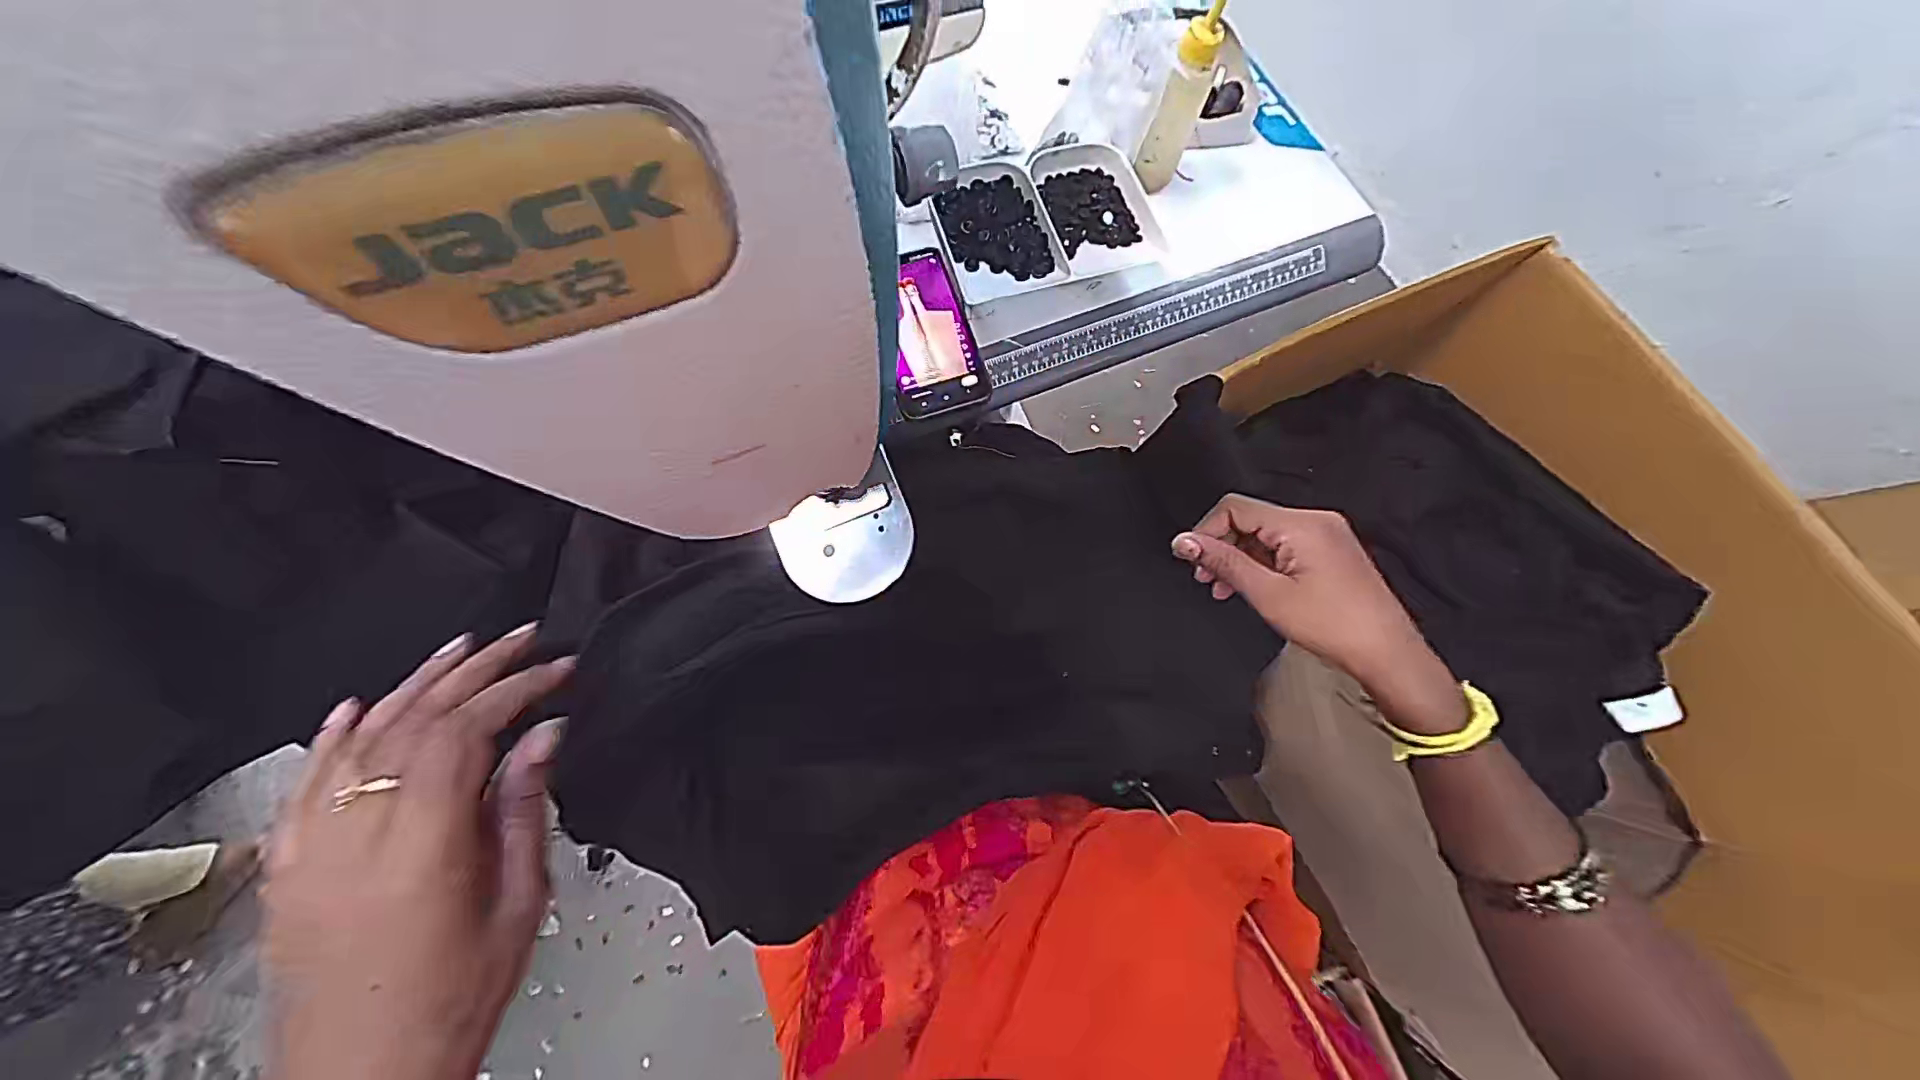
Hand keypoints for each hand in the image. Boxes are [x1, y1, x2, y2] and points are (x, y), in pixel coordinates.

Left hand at [263, 625, 572, 1079]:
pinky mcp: (288, 867)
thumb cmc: (451, 998)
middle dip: (475, 670)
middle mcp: (354, 841)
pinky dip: (333, 734)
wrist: (363, 1073)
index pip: (463, 732)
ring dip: (414, 684)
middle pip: (412, 721)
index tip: (555, 670)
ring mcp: (311, 852)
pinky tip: (355, 705)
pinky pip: (304, 782)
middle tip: (519, 640)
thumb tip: (545, 737)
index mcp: (420, 850)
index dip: (514, 689)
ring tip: (460, 650)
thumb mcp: (519, 899)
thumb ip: (525, 807)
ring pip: (359, 738)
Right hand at [1172, 494, 1464, 732]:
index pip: (1235, 507)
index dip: (1205, 531)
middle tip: (1205, 576)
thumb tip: (1186, 542)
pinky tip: (1248, 585)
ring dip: (1237, 557)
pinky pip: (1282, 545)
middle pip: (1248, 519)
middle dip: (1220, 546)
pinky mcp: (1328, 550)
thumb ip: (1223, 562)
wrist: (1387, 653)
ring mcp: (1324, 535)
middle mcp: (1316, 522)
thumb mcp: (1267, 593)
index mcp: (1302, 525)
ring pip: (1262, 534)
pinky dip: (1259, 562)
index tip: (1189, 556)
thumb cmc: (1338, 627)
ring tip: (1222, 586)